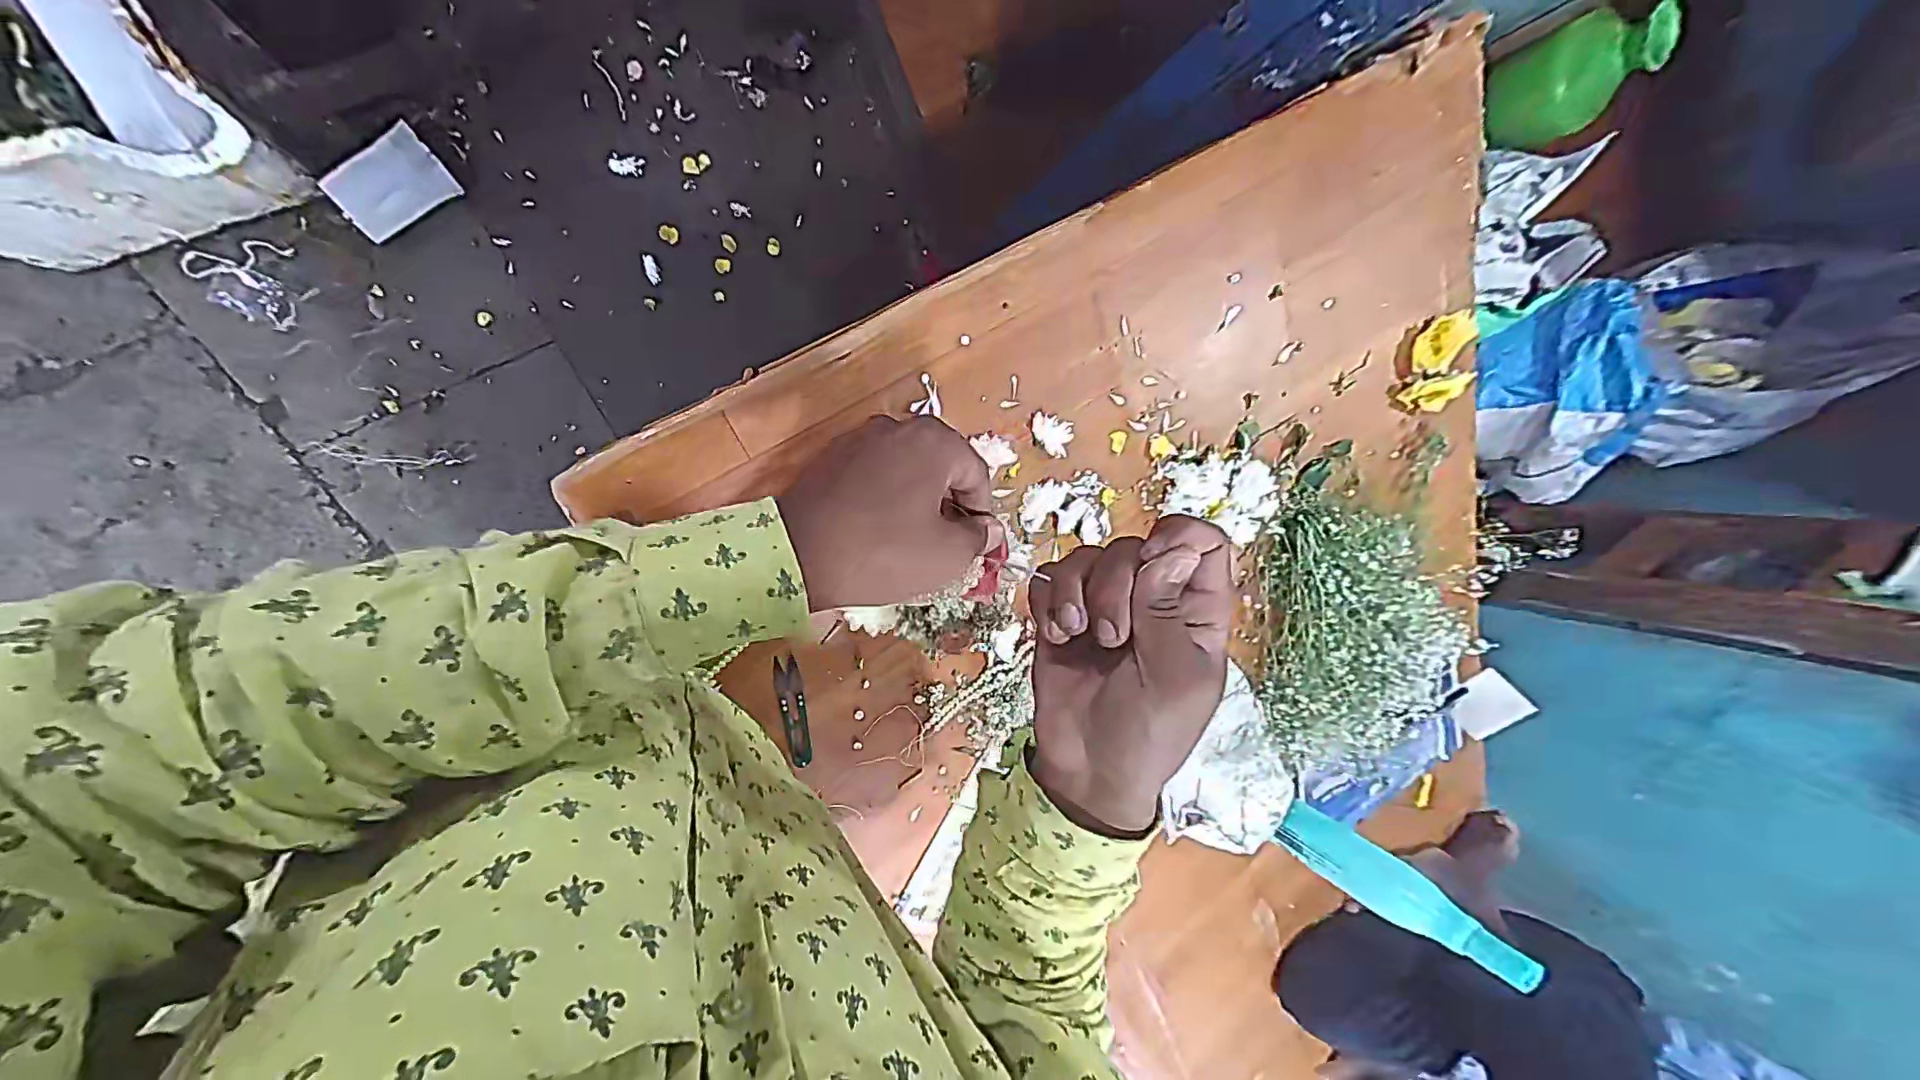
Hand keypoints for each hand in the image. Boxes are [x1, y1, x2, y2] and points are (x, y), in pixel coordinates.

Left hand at [778, 415, 1002, 611]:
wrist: (798, 556)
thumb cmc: (883, 552)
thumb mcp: (948, 555)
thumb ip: (979, 537)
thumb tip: (987, 530)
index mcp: (934, 440)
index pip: (976, 476)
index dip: (982, 515)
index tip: (976, 545)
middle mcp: (897, 428)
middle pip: (941, 468)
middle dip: (949, 506)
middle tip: (947, 545)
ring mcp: (859, 439)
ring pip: (906, 471)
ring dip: (917, 502)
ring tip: (911, 542)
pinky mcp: (831, 459)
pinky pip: (874, 476)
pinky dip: (885, 499)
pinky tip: (878, 533)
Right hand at [1027, 516, 1233, 834]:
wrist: (1087, 768)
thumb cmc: (1147, 733)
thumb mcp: (1172, 678)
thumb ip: (1167, 612)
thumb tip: (1175, 548)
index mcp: (1196, 611)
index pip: (1203, 544)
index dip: (1179, 537)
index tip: (1151, 561)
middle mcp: (1151, 597)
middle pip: (1135, 546)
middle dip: (1114, 585)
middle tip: (1112, 637)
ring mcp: (1103, 603)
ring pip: (1089, 556)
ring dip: (1076, 592)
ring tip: (1075, 633)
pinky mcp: (1062, 613)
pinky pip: (1052, 576)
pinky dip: (1049, 599)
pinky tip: (1056, 635)